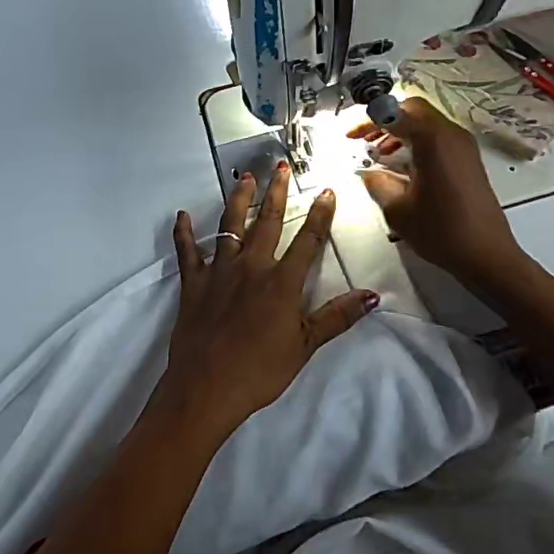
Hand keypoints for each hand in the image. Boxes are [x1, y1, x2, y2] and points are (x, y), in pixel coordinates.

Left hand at [162, 163, 378, 436]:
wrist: (207, 387)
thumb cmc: (260, 371)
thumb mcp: (305, 346)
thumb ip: (337, 317)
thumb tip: (371, 295)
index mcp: (281, 282)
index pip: (307, 241)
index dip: (319, 215)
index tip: (326, 191)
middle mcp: (251, 266)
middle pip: (266, 222)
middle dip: (276, 192)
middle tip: (280, 166)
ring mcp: (219, 271)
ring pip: (230, 226)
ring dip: (238, 200)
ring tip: (245, 178)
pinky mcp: (193, 282)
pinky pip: (188, 252)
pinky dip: (184, 233)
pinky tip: (182, 215)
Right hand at [349, 97, 528, 283]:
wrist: (487, 255)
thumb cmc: (441, 231)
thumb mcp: (397, 209)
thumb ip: (378, 183)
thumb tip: (369, 173)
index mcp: (431, 139)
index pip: (392, 114)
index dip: (366, 121)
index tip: (350, 135)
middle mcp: (450, 134)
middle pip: (412, 109)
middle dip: (385, 119)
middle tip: (365, 139)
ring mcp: (463, 145)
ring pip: (426, 121)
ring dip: (401, 129)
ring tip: (380, 152)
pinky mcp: (469, 159)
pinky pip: (438, 136)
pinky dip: (417, 141)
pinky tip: (404, 164)